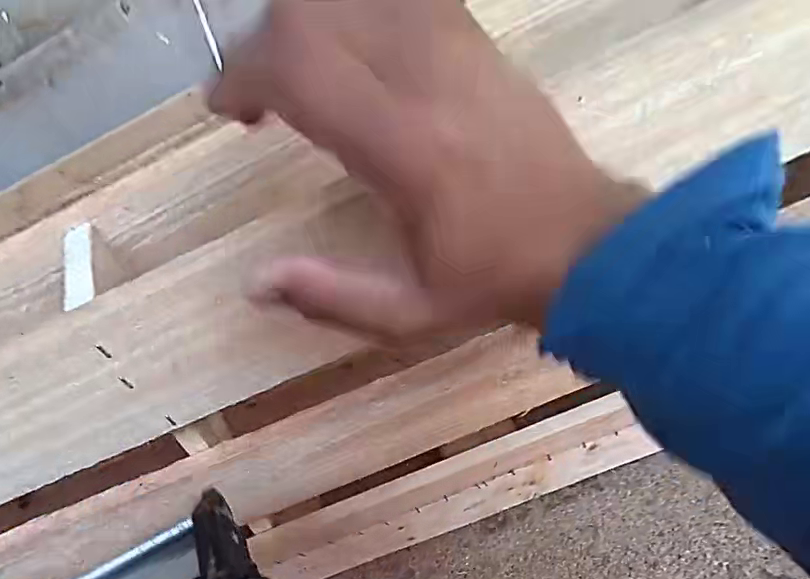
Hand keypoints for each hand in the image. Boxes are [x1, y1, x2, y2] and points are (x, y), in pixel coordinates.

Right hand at [210, 0, 645, 337]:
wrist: (583, 247)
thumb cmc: (491, 285)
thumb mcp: (409, 316)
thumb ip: (330, 297)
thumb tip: (255, 284)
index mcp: (405, 149)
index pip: (298, 66)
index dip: (242, 74)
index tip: (227, 109)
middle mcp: (425, 78)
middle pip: (313, 9)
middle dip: (264, 43)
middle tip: (259, 99)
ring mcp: (457, 48)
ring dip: (309, 21)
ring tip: (301, 76)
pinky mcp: (477, 40)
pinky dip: (358, 11)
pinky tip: (353, 52)